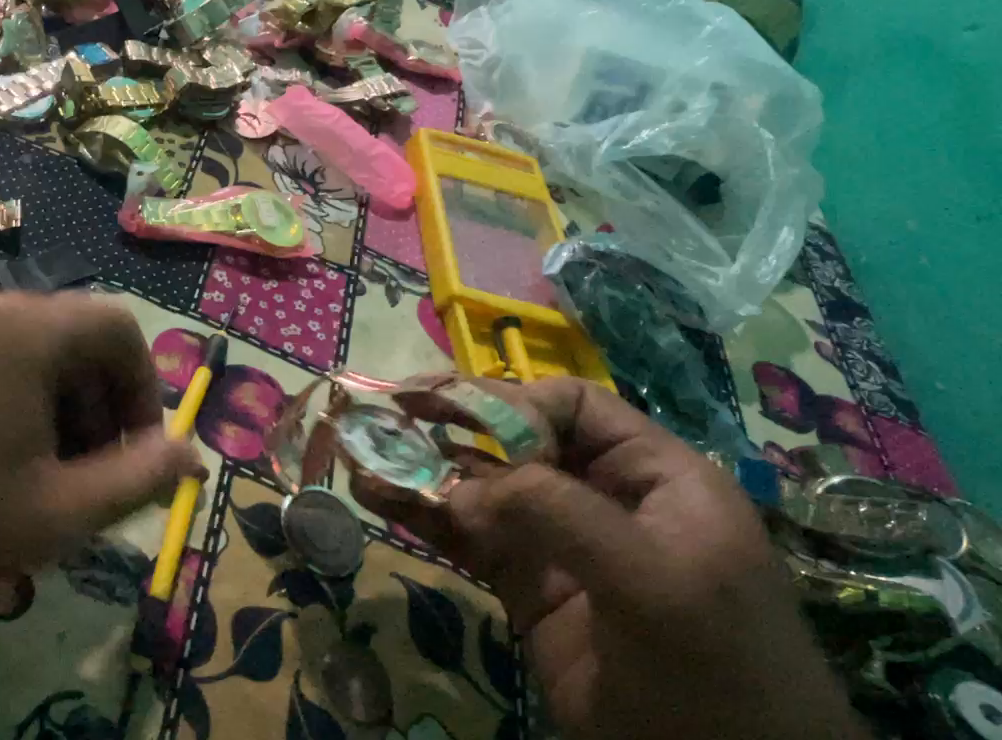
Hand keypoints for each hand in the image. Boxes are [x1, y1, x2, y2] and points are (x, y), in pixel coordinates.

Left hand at [0, 284, 200, 605]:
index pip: (120, 329)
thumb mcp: (57, 512)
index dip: (143, 391)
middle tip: (92, 481)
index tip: (136, 456)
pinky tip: (1, 461)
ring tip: (47, 481)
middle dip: (99, 409)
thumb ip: (138, 477)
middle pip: (76, 339)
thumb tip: (190, 452)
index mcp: (26, 327)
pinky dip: (18, 400)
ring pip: (36, 351)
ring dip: (59, 409)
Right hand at [385, 376, 868, 739]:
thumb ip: (560, 513)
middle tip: (384, 412)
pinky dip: (419, 513)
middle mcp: (600, 496)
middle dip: (447, 424)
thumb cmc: (714, 671)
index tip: (458, 424)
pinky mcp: (524, 584)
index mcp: (653, 477)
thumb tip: (463, 483)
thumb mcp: (653, 582)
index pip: (572, 406)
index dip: (512, 405)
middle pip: (512, 438)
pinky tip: (377, 498)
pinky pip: (464, 533)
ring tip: (362, 457)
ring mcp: (558, 542)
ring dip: (420, 469)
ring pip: (477, 485)